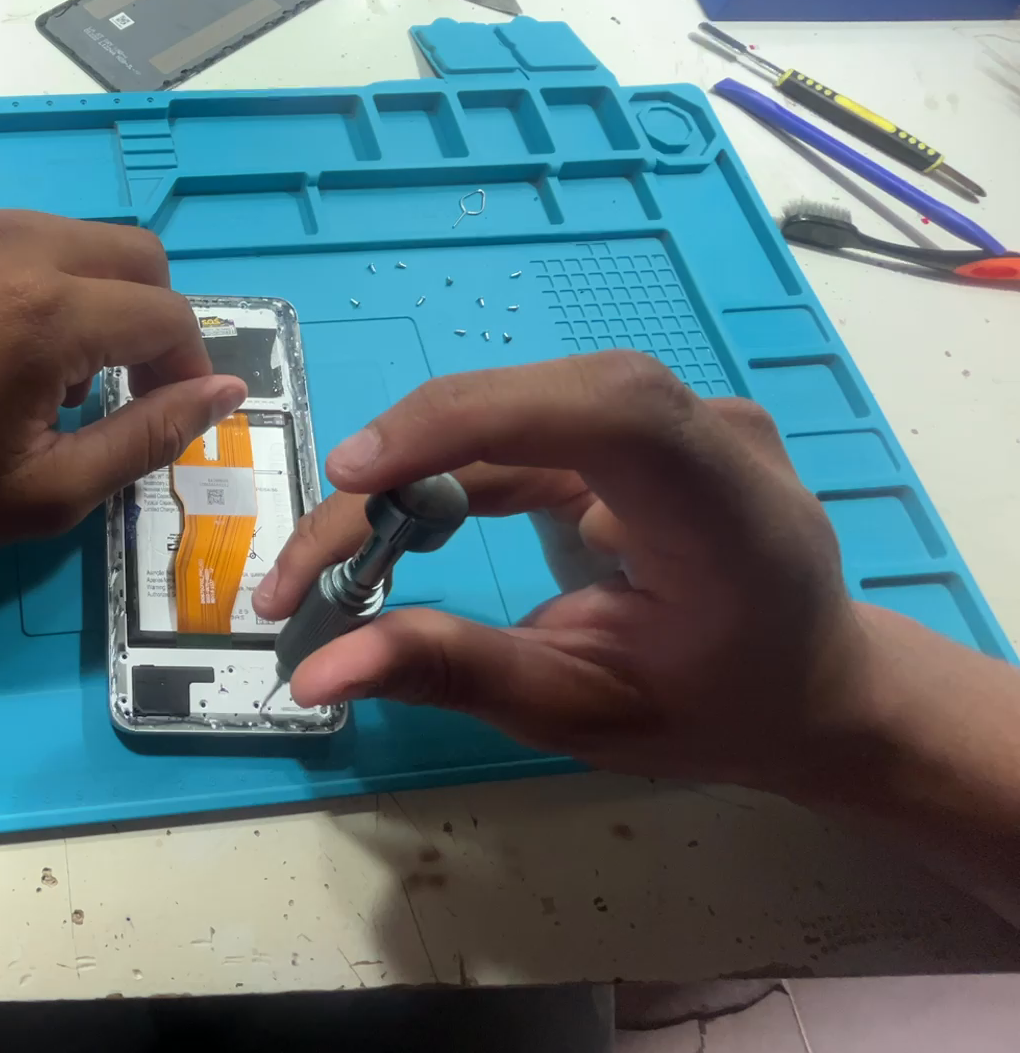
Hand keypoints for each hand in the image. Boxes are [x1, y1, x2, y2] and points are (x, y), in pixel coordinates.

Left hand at [0, 202, 246, 572]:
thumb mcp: (48, 492)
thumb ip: (150, 437)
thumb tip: (226, 392)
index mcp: (44, 310)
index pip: (165, 315)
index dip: (186, 369)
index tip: (170, 413)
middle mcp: (4, 239)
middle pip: (131, 254)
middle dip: (148, 322)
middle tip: (117, 393)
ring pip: (67, 238)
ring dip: (85, 300)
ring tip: (40, 376)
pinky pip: (1, 235)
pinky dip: (23, 280)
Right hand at [253, 351, 877, 796]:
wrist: (801, 681)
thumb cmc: (709, 707)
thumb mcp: (573, 709)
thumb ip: (447, 674)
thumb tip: (312, 674)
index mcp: (725, 511)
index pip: (602, 411)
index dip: (464, 421)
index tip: (352, 478)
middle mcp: (696, 436)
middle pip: (520, 400)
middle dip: (395, 463)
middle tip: (307, 562)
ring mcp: (650, 423)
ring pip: (490, 414)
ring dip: (391, 478)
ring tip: (322, 561)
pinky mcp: (604, 431)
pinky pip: (492, 435)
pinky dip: (418, 479)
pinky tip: (377, 532)